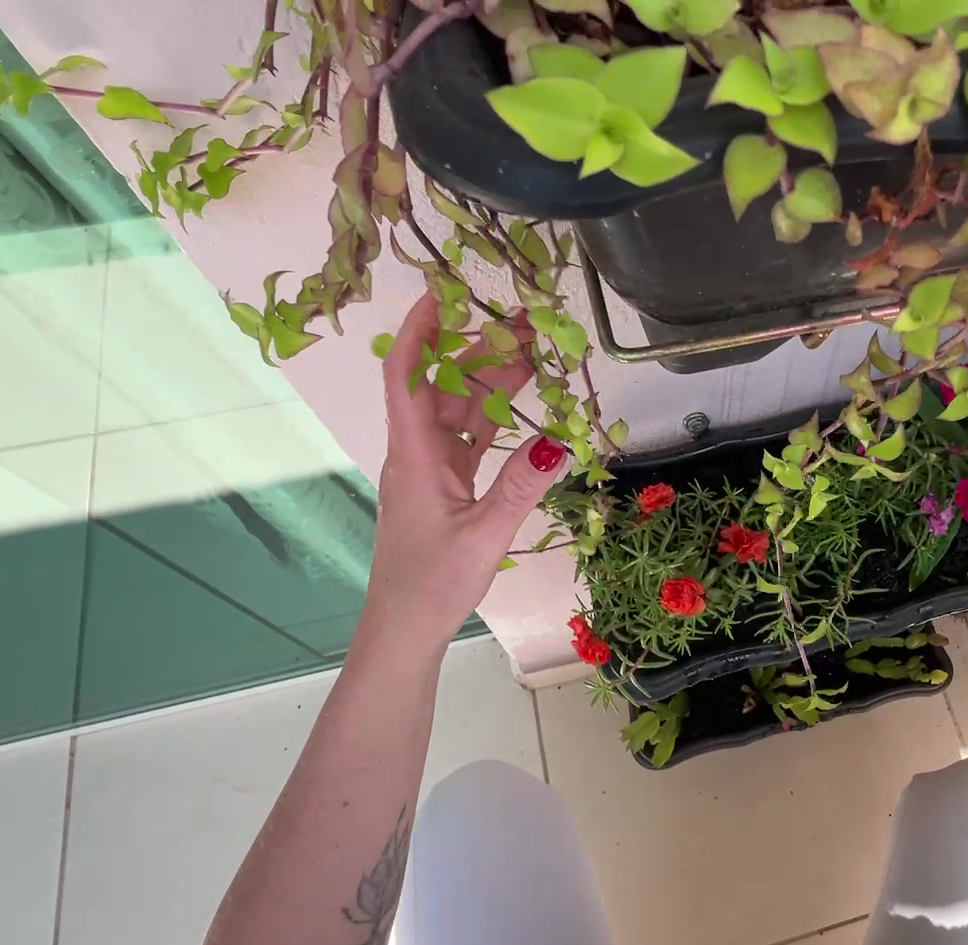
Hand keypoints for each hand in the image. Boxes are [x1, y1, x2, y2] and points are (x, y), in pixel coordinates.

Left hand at [363, 293, 568, 650]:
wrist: (406, 627)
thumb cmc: (433, 583)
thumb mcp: (485, 534)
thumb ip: (522, 486)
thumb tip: (560, 440)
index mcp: (415, 456)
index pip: (406, 376)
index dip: (419, 331)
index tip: (443, 293)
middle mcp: (417, 454)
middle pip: (443, 387)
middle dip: (479, 351)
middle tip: (526, 327)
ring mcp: (431, 472)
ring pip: (459, 413)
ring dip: (491, 385)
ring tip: (534, 358)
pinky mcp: (444, 490)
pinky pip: (470, 442)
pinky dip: (495, 422)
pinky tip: (523, 412)